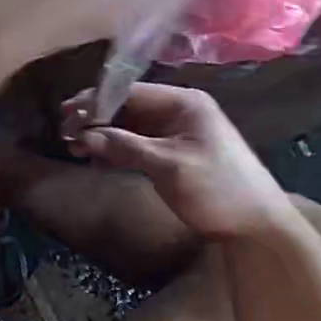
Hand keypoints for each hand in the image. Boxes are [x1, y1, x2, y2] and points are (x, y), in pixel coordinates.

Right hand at [67, 83, 297, 240]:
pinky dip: (114, 149)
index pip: (130, 92)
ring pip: (128, 126)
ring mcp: (174, 133)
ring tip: (72, 147)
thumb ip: (126, 147)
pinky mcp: (171, 154)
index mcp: (184, 103)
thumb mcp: (170, 166)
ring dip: (102, 135)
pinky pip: (135, 144)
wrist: (257, 227)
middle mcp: (177, 111)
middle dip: (95, 118)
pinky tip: (92, 157)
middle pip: (127, 107)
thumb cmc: (218, 189)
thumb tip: (83, 135)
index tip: (67, 115)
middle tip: (64, 132)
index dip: (96, 101)